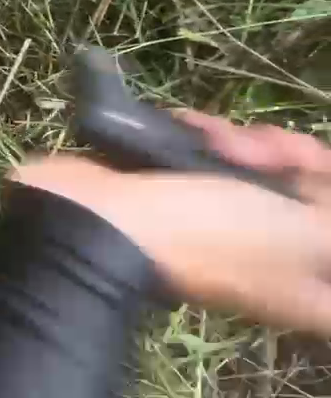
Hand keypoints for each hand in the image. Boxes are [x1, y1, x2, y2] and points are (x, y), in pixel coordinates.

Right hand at [13, 113, 330, 333]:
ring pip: (253, 171)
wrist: (97, 216)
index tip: (321, 172)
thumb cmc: (208, 234)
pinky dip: (199, 135)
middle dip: (294, 162)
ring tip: (215, 132)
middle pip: (303, 198)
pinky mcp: (168, 185)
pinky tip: (189, 122)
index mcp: (309, 284)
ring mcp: (212, 218)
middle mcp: (266, 253)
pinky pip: (201, 155)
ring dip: (243, 141)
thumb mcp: (305, 231)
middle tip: (274, 143)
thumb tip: (322, 192)